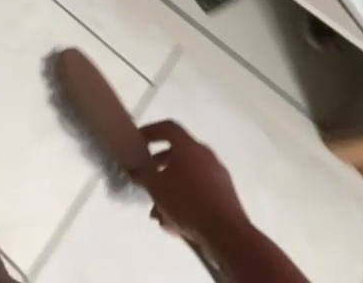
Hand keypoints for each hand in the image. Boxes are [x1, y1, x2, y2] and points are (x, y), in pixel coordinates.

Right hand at [133, 119, 248, 243]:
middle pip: (179, 153)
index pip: (168, 127)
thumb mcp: (155, 186)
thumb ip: (141, 173)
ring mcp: (219, 176)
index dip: (151, 130)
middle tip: (148, 176)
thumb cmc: (186, 202)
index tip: (138, 141)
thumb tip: (135, 168)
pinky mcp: (227, 196)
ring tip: (159, 208)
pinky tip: (176, 221)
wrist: (228, 235)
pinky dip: (187, 199)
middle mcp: (206, 156)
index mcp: (188, 147)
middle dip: (160, 165)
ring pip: (189, 175)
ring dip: (172, 187)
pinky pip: (201, 191)